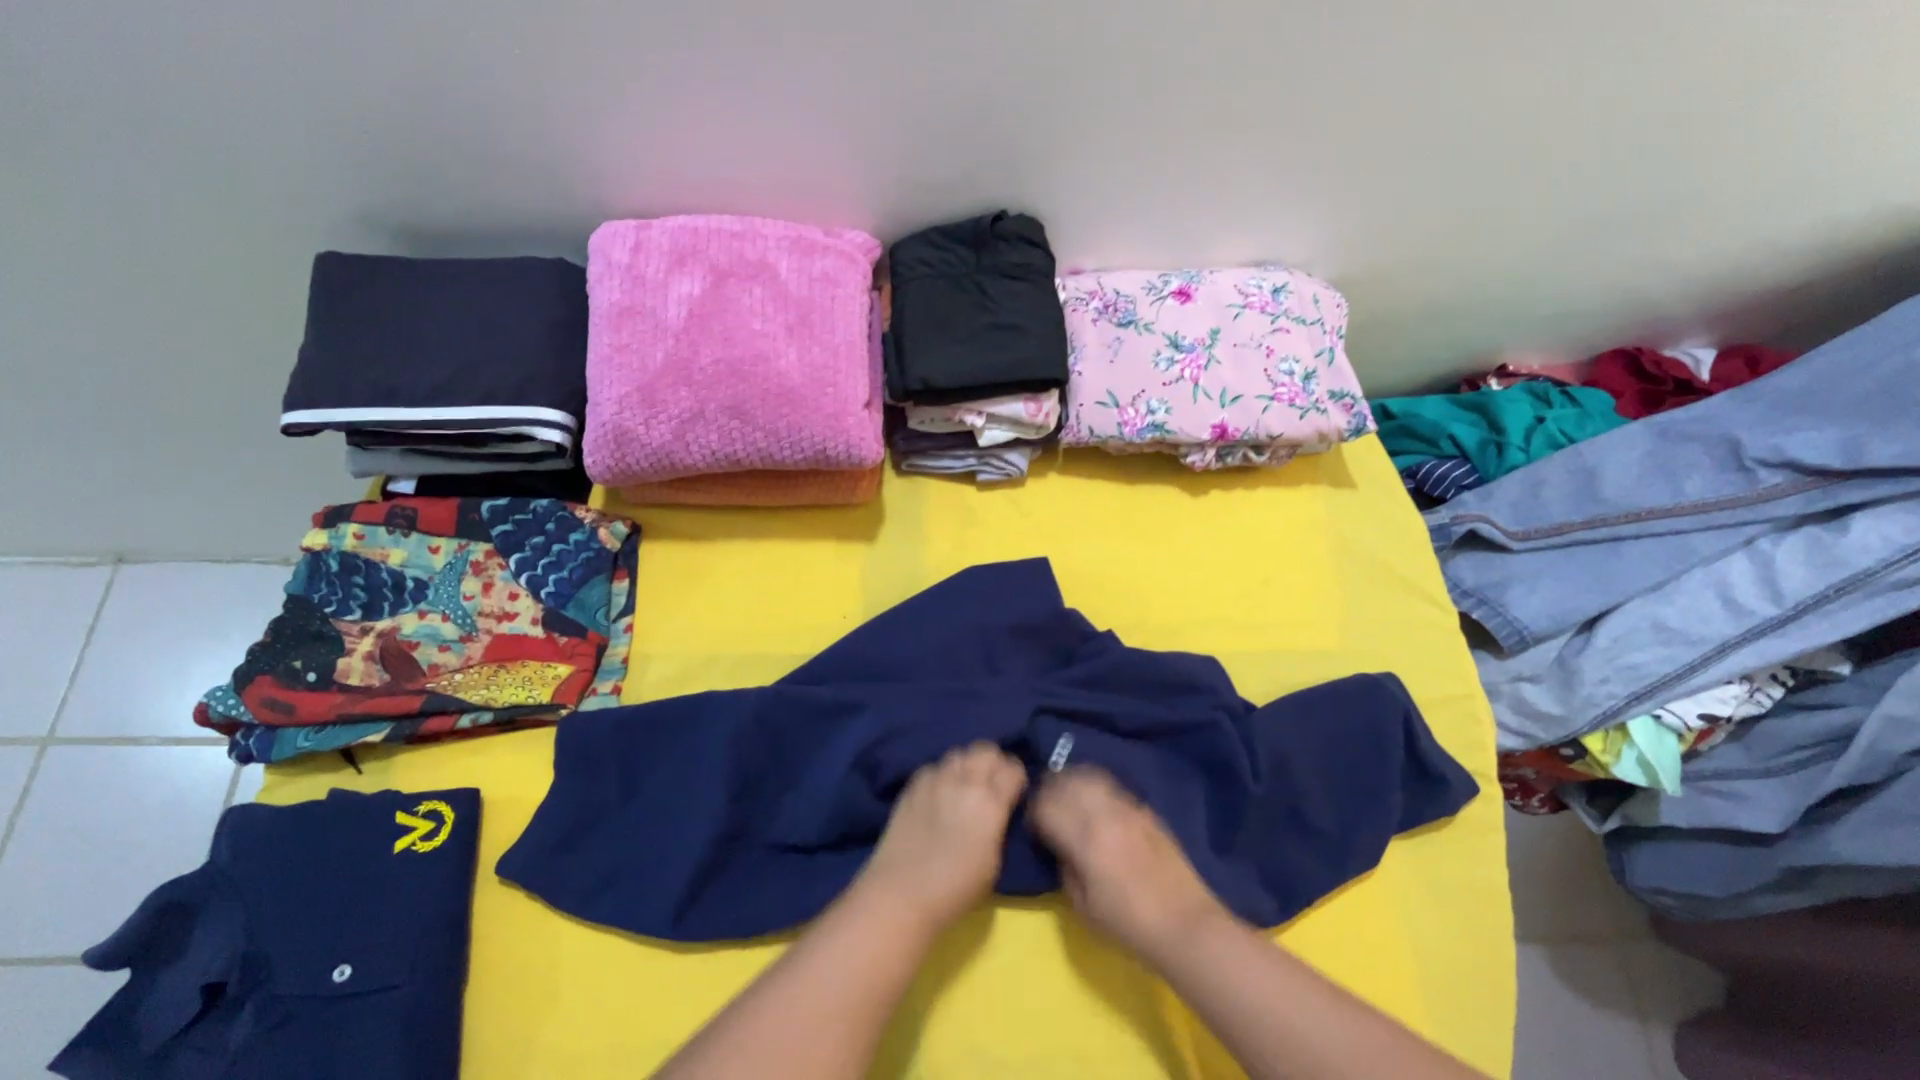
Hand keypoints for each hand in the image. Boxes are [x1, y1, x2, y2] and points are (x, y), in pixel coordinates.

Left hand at [857, 742, 1027, 929]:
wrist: (902, 892)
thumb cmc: (956, 888)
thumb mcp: (995, 862)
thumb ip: (999, 825)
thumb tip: (998, 811)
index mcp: (991, 802)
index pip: (1013, 768)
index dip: (1016, 778)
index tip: (1014, 792)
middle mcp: (964, 782)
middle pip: (985, 749)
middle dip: (993, 762)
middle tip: (990, 784)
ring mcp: (934, 780)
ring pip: (957, 753)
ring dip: (966, 766)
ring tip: (963, 786)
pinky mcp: (911, 786)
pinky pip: (933, 767)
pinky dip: (940, 775)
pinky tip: (938, 795)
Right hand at [1030, 766, 1231, 958]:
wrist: (1184, 923)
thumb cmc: (1128, 923)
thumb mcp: (1082, 905)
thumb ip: (1066, 866)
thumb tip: (1059, 845)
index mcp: (1086, 838)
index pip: (1046, 806)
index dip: (1033, 813)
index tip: (1033, 828)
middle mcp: (1105, 813)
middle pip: (1067, 782)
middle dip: (1050, 791)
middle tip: (1045, 808)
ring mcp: (1129, 808)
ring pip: (1091, 776)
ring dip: (1073, 783)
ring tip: (1068, 799)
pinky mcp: (1146, 811)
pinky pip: (1113, 787)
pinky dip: (1096, 788)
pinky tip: (1095, 804)